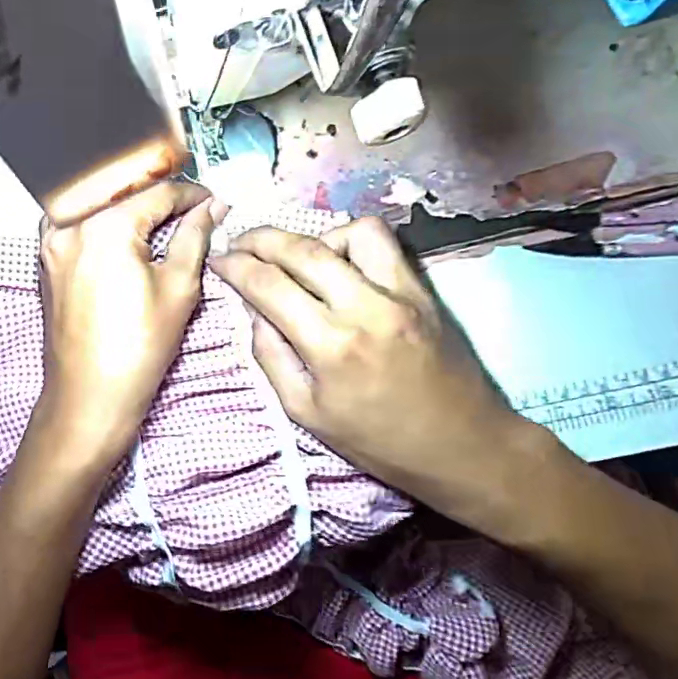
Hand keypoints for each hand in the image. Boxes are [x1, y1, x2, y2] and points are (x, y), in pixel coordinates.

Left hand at [36, 180, 225, 470]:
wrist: (90, 396)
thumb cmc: (139, 349)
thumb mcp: (179, 289)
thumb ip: (194, 236)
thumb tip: (212, 207)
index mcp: (104, 226)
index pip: (157, 192)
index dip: (191, 194)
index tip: (212, 202)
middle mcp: (69, 222)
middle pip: (121, 183)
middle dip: (158, 185)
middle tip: (189, 203)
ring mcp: (50, 239)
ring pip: (94, 194)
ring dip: (128, 194)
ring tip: (160, 212)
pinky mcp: (45, 257)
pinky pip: (77, 216)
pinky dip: (103, 212)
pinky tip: (127, 227)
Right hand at [207, 218, 540, 529]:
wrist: (460, 445)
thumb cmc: (377, 441)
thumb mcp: (307, 413)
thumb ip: (271, 356)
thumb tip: (253, 310)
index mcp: (330, 346)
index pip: (268, 285)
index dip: (234, 267)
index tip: (217, 260)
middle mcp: (364, 307)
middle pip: (302, 249)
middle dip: (261, 238)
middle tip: (240, 242)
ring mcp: (399, 293)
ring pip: (348, 232)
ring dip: (313, 236)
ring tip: (299, 257)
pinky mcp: (422, 289)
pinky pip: (384, 244)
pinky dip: (353, 242)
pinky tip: (342, 264)